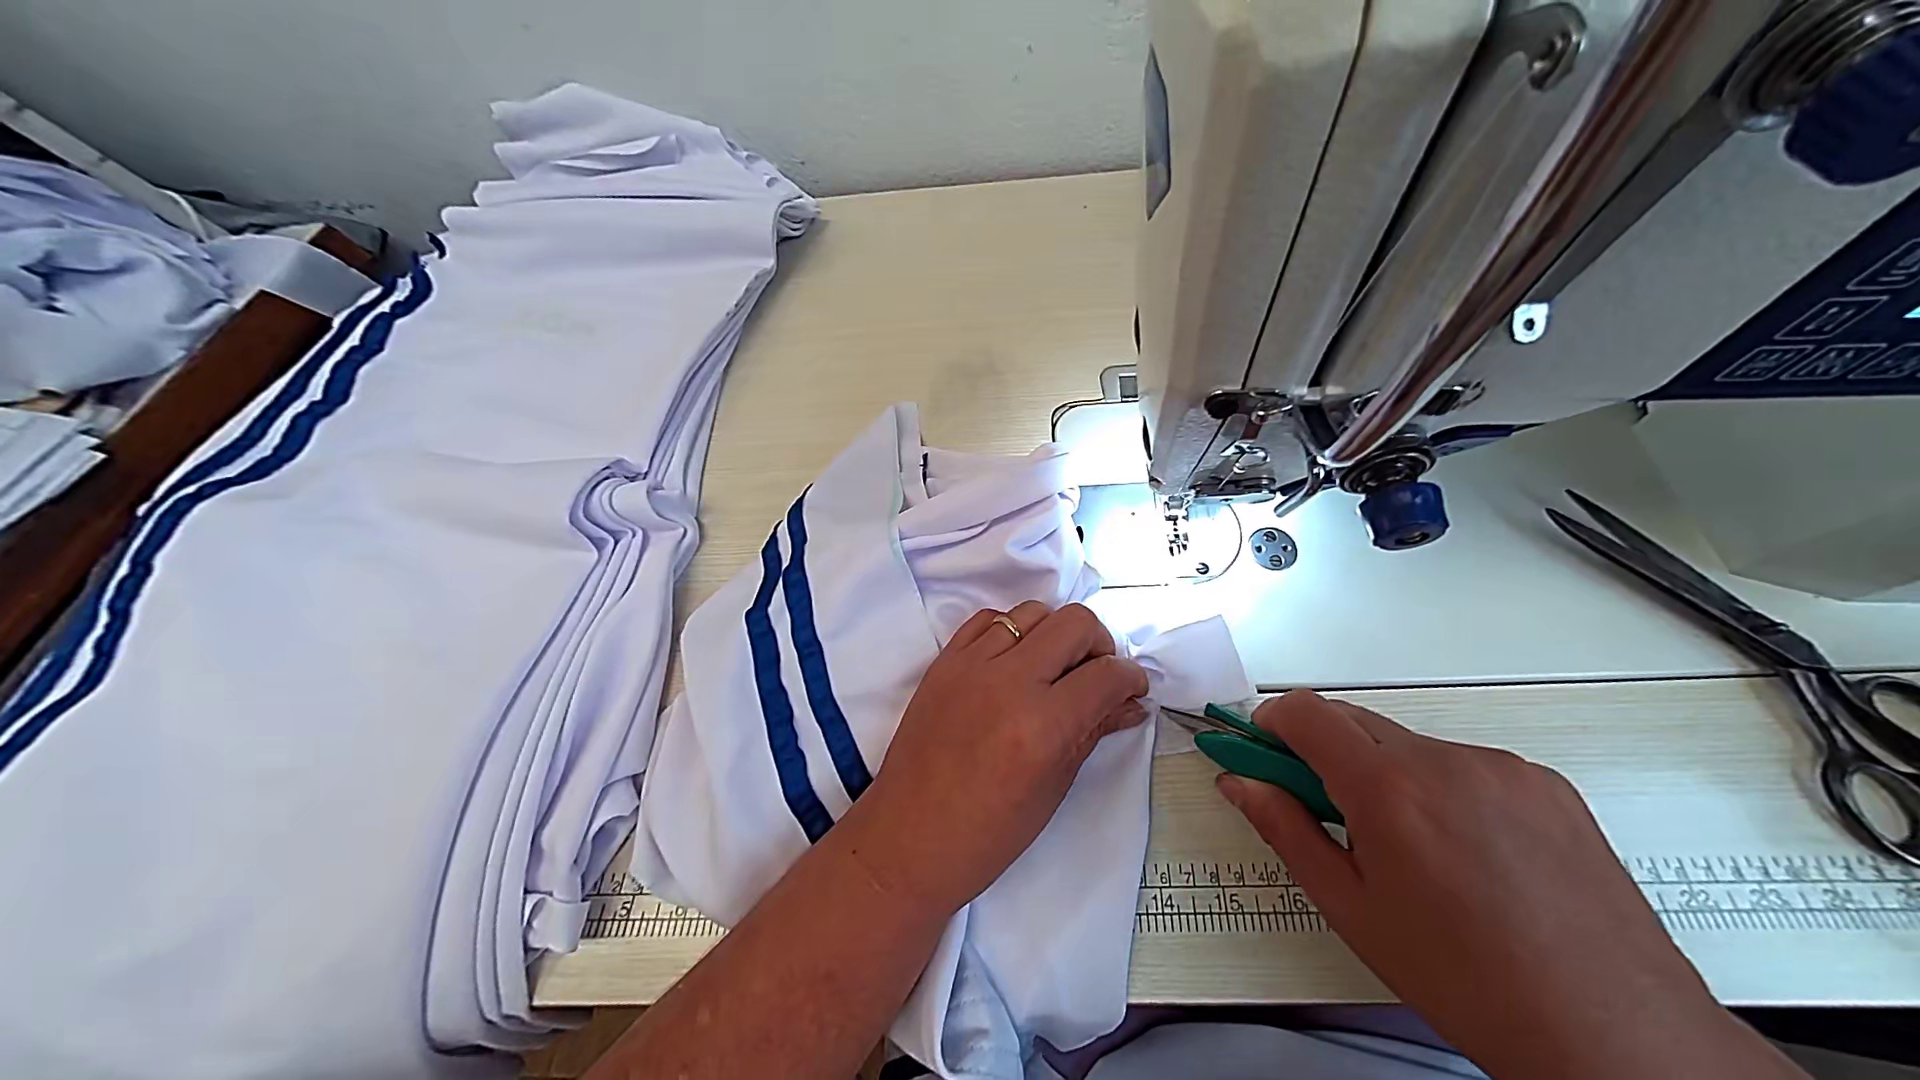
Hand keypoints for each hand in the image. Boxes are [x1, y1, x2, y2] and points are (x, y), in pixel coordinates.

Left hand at [840, 602, 1148, 914]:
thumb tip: (1129, 704)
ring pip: (1031, 612)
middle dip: (1099, 645)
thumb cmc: (987, 833)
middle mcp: (1008, 682)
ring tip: (1054, 668)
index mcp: (1042, 725)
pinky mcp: (943, 662)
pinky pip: (986, 620)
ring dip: (1055, 633)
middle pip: (1074, 623)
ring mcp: (970, 666)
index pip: (1106, 675)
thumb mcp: (1053, 788)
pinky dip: (1010, 630)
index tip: (1132, 689)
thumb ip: (1093, 732)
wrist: (909, 837)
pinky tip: (1014, 660)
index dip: (1130, 679)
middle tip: (1096, 676)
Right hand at [1217, 691, 1805, 1079]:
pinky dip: (1438, 785)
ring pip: (1407, 742)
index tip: (1257, 745)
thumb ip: (1284, 828)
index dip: (1269, 723)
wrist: (1614, 1037)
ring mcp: (1504, 769)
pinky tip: (1455, 847)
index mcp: (1391, 792)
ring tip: (1399, 842)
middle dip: (1319, 750)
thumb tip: (1244, 785)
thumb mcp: (1350, 907)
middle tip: (1315, 802)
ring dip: (1382, 770)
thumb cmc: (1480, 984)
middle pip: (1351, 719)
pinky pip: (1462, 761)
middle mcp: (1449, 765)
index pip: (1304, 711)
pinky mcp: (1544, 783)